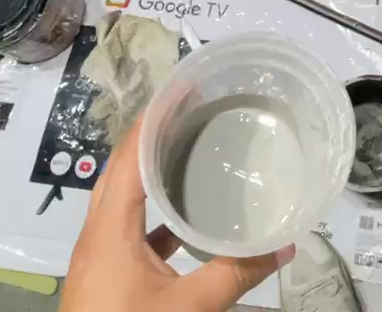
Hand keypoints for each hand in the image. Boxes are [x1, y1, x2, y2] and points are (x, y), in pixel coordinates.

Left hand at [61, 119, 291, 311]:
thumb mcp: (189, 310)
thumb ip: (236, 274)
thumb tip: (285, 245)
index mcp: (110, 230)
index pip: (128, 155)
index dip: (153, 118)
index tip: (185, 90)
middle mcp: (96, 234)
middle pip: (120, 168)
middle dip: (154, 135)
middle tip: (195, 110)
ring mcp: (97, 257)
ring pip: (120, 195)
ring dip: (149, 169)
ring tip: (190, 146)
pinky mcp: (103, 276)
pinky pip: (126, 224)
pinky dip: (151, 207)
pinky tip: (182, 211)